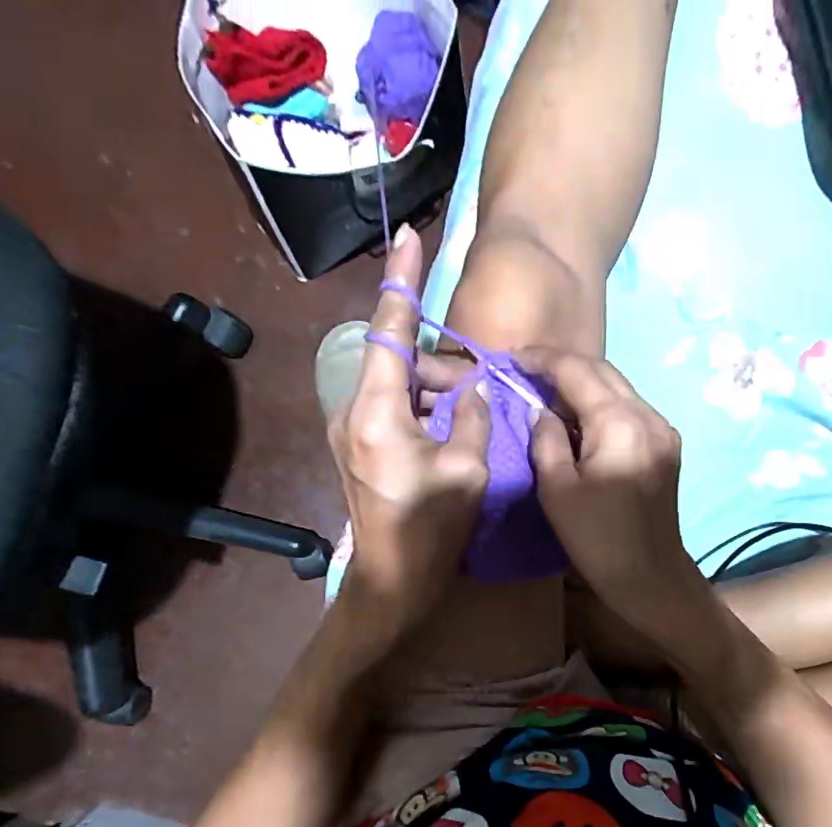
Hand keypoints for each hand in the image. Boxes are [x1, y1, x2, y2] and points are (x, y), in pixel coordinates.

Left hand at [328, 225, 491, 634]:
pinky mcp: (359, 449)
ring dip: (436, 394)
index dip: (402, 282)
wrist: (392, 582)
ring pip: (399, 388)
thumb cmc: (430, 530)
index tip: (408, 238)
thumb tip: (472, 387)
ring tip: (470, 420)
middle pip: (400, 362)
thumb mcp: (468, 469)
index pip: (389, 330)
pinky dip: (425, 411)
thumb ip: (472, 415)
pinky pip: (394, 411)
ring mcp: (352, 432)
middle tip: (479, 391)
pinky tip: (453, 432)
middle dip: (441, 367)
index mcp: (376, 413)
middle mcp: (354, 413)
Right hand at [519, 347, 706, 630]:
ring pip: (617, 386)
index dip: (542, 359)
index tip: (512, 357)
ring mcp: (662, 428)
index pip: (577, 371)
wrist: (650, 576)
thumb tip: (541, 409)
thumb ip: (547, 439)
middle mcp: (647, 415)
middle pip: (602, 370)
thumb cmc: (596, 538)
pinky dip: (600, 402)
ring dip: (582, 382)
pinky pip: (628, 408)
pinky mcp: (666, 444)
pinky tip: (578, 417)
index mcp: (618, 424)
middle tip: (525, 369)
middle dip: (563, 364)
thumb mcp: (557, 489)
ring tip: (546, 390)